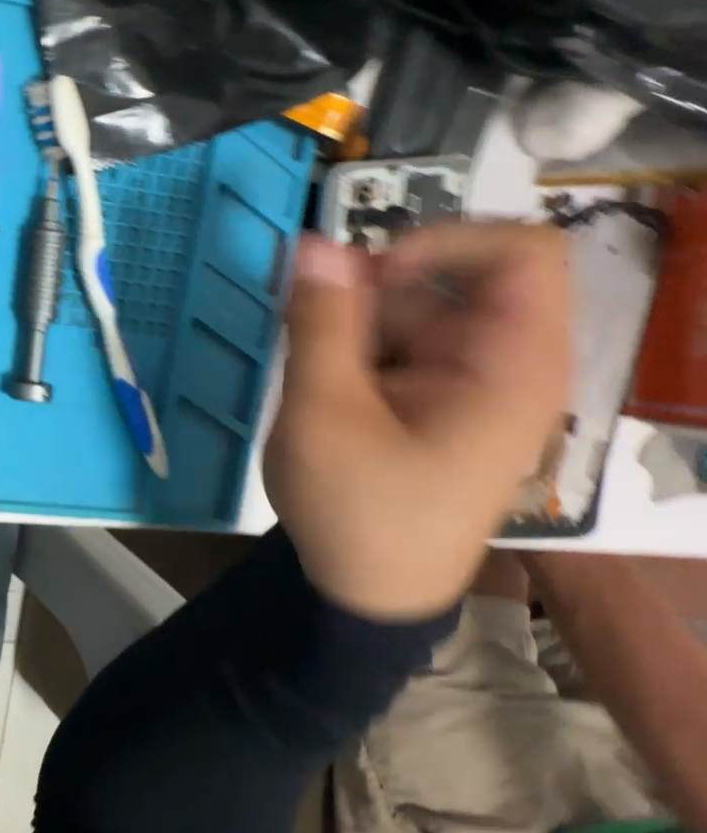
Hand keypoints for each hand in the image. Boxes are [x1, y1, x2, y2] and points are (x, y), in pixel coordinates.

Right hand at [265, 225, 569, 620]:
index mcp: (511, 365)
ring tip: (313, 377)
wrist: (368, 591)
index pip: (521, 253)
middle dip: (371, 294)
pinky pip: (398, 345)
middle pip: (451, 280)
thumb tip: (313, 244)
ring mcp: (469, 383)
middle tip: (311, 332)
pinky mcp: (437, 401)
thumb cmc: (358, 509)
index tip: (365, 275)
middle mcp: (504, 363)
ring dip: (351, 325)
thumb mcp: (326, 413)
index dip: (443, 242)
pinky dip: (352, 350)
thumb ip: (320, 324)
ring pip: (413, 311)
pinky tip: (324, 391)